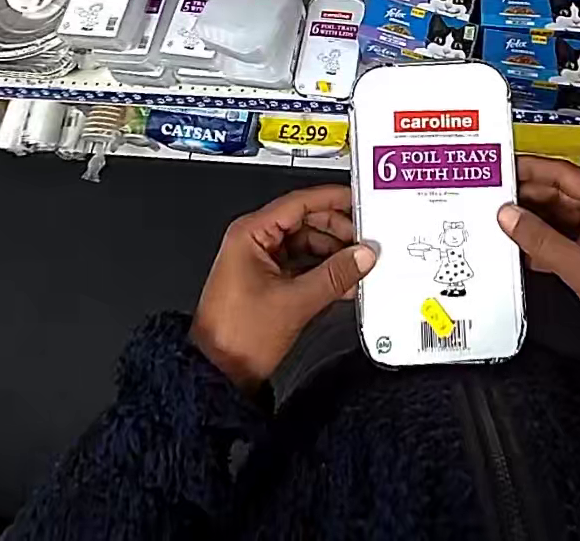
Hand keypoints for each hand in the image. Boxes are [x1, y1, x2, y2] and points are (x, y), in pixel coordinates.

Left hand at [191, 185, 376, 392]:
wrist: (216, 378)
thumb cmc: (234, 337)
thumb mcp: (295, 301)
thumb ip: (335, 274)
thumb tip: (362, 255)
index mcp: (250, 234)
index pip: (300, 202)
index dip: (333, 199)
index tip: (357, 201)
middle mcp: (254, 241)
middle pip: (307, 221)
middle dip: (338, 231)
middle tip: (363, 239)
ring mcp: (261, 260)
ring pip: (308, 242)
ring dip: (333, 253)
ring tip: (356, 264)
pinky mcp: (268, 278)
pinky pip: (303, 262)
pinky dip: (324, 269)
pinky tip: (343, 280)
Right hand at [497, 156, 579, 372]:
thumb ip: (543, 241)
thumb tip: (511, 216)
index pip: (567, 174)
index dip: (532, 169)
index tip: (505, 166)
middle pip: (561, 194)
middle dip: (527, 196)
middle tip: (493, 194)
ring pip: (560, 218)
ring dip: (533, 221)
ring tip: (500, 218)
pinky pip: (565, 239)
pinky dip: (544, 242)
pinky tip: (521, 246)